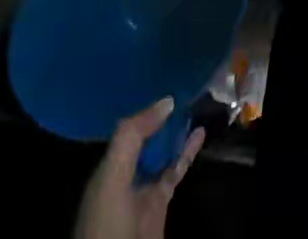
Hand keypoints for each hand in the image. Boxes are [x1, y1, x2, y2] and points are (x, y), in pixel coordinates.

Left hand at [75, 98, 205, 238]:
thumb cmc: (107, 222)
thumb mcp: (112, 176)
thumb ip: (132, 138)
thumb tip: (166, 101)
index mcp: (107, 167)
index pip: (126, 131)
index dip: (145, 110)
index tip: (166, 84)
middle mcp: (124, 174)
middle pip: (146, 139)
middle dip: (162, 118)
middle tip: (184, 89)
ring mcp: (143, 188)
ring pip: (162, 152)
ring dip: (177, 132)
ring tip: (195, 106)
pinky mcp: (161, 201)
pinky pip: (175, 169)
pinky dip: (187, 152)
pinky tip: (200, 134)